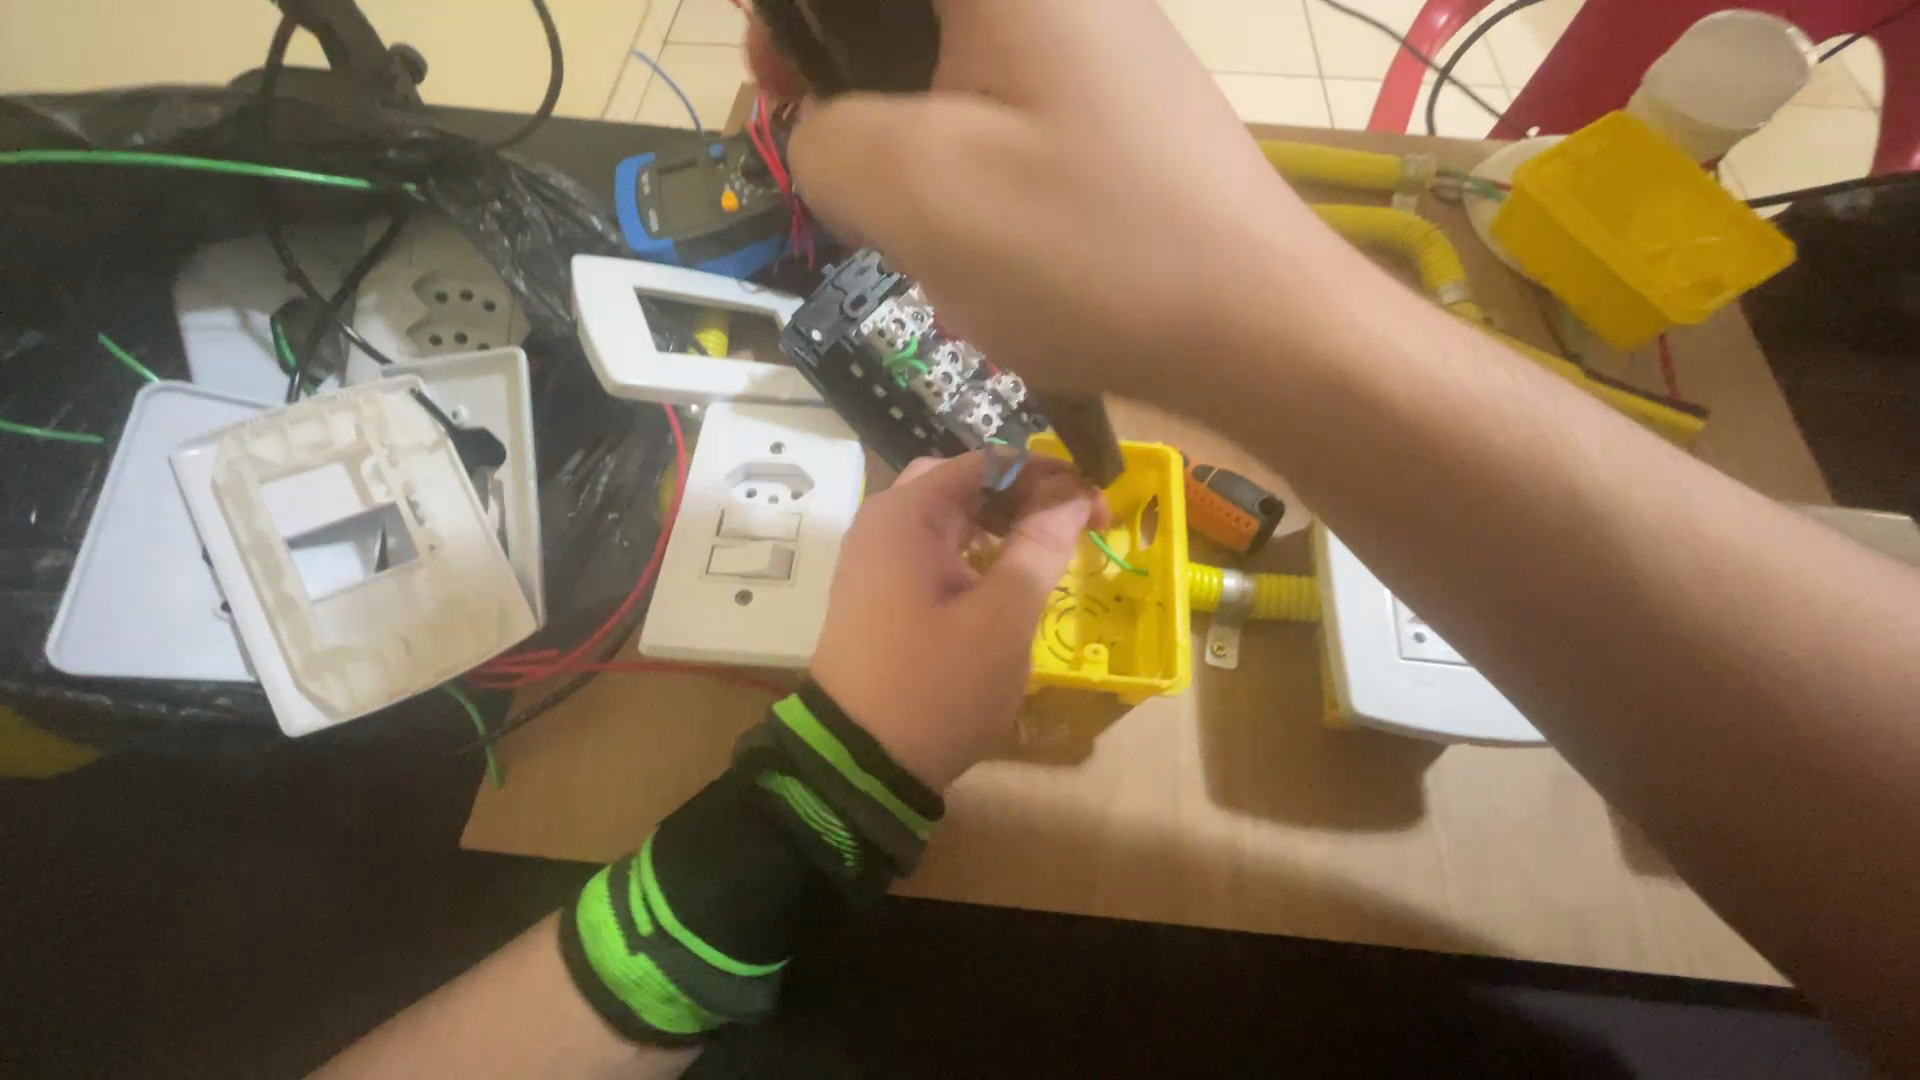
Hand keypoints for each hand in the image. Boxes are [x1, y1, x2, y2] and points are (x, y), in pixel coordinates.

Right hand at [754, 0, 1353, 405]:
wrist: (1250, 331)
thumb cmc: (1086, 253)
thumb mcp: (918, 192)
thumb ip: (826, 138)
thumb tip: (819, 131)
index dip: (800, 22)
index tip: (779, 81)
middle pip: (907, 24)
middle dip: (851, 88)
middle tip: (841, 175)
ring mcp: (1090, 55)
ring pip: (950, 81)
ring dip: (911, 151)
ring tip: (922, 238)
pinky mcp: (1107, 122)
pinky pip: (1002, 129)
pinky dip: (966, 181)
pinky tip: (979, 251)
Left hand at [810, 453, 1108, 789]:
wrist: (862, 765)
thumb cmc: (937, 686)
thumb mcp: (1002, 617)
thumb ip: (1040, 546)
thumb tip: (1074, 495)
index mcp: (906, 515)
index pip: (988, 463)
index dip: (1048, 476)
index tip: (1097, 505)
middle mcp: (882, 524)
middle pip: (962, 484)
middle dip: (1021, 496)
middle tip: (1069, 523)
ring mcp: (874, 560)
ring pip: (945, 519)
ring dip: (997, 525)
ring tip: (1044, 549)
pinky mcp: (877, 592)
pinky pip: (930, 552)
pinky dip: (971, 554)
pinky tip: (1001, 580)